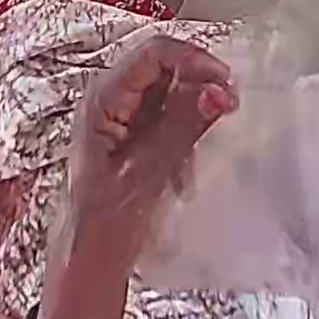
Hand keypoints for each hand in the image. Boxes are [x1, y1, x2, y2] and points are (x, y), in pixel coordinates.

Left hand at [66, 36, 236, 265]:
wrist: (90, 264)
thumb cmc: (103, 222)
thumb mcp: (146, 172)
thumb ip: (182, 127)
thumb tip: (216, 90)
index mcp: (103, 98)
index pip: (152, 54)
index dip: (191, 58)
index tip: (222, 77)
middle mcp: (112, 95)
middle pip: (164, 63)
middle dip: (199, 77)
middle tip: (228, 97)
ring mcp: (125, 110)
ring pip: (172, 83)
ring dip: (197, 100)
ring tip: (218, 118)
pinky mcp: (138, 125)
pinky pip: (172, 106)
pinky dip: (190, 120)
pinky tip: (195, 148)